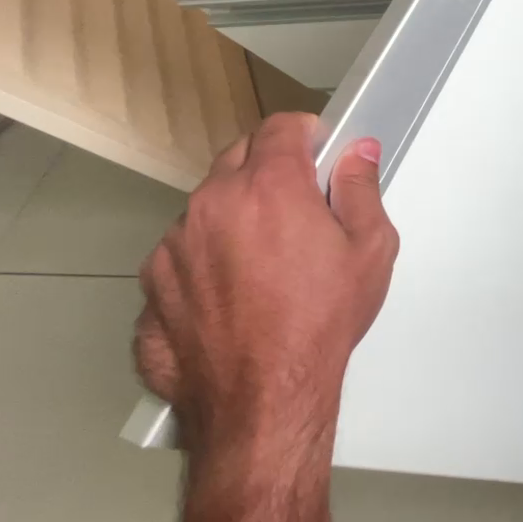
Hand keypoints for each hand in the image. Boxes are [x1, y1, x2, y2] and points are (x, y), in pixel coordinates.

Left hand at [134, 113, 397, 458]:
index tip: (322, 150)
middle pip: (238, 157)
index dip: (306, 132)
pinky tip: (239, 289)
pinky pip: (184, 249)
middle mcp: (211, 205)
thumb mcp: (371, 248)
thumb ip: (361, 188)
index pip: (279, 128)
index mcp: (268, 188)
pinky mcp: (151, 283)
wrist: (262, 393)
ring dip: (238, 211)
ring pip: (208, 205)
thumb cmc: (325, 316)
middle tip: (304, 203)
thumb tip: (357, 152)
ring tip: (271, 256)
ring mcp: (172, 245)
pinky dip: (210, 253)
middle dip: (271, 167)